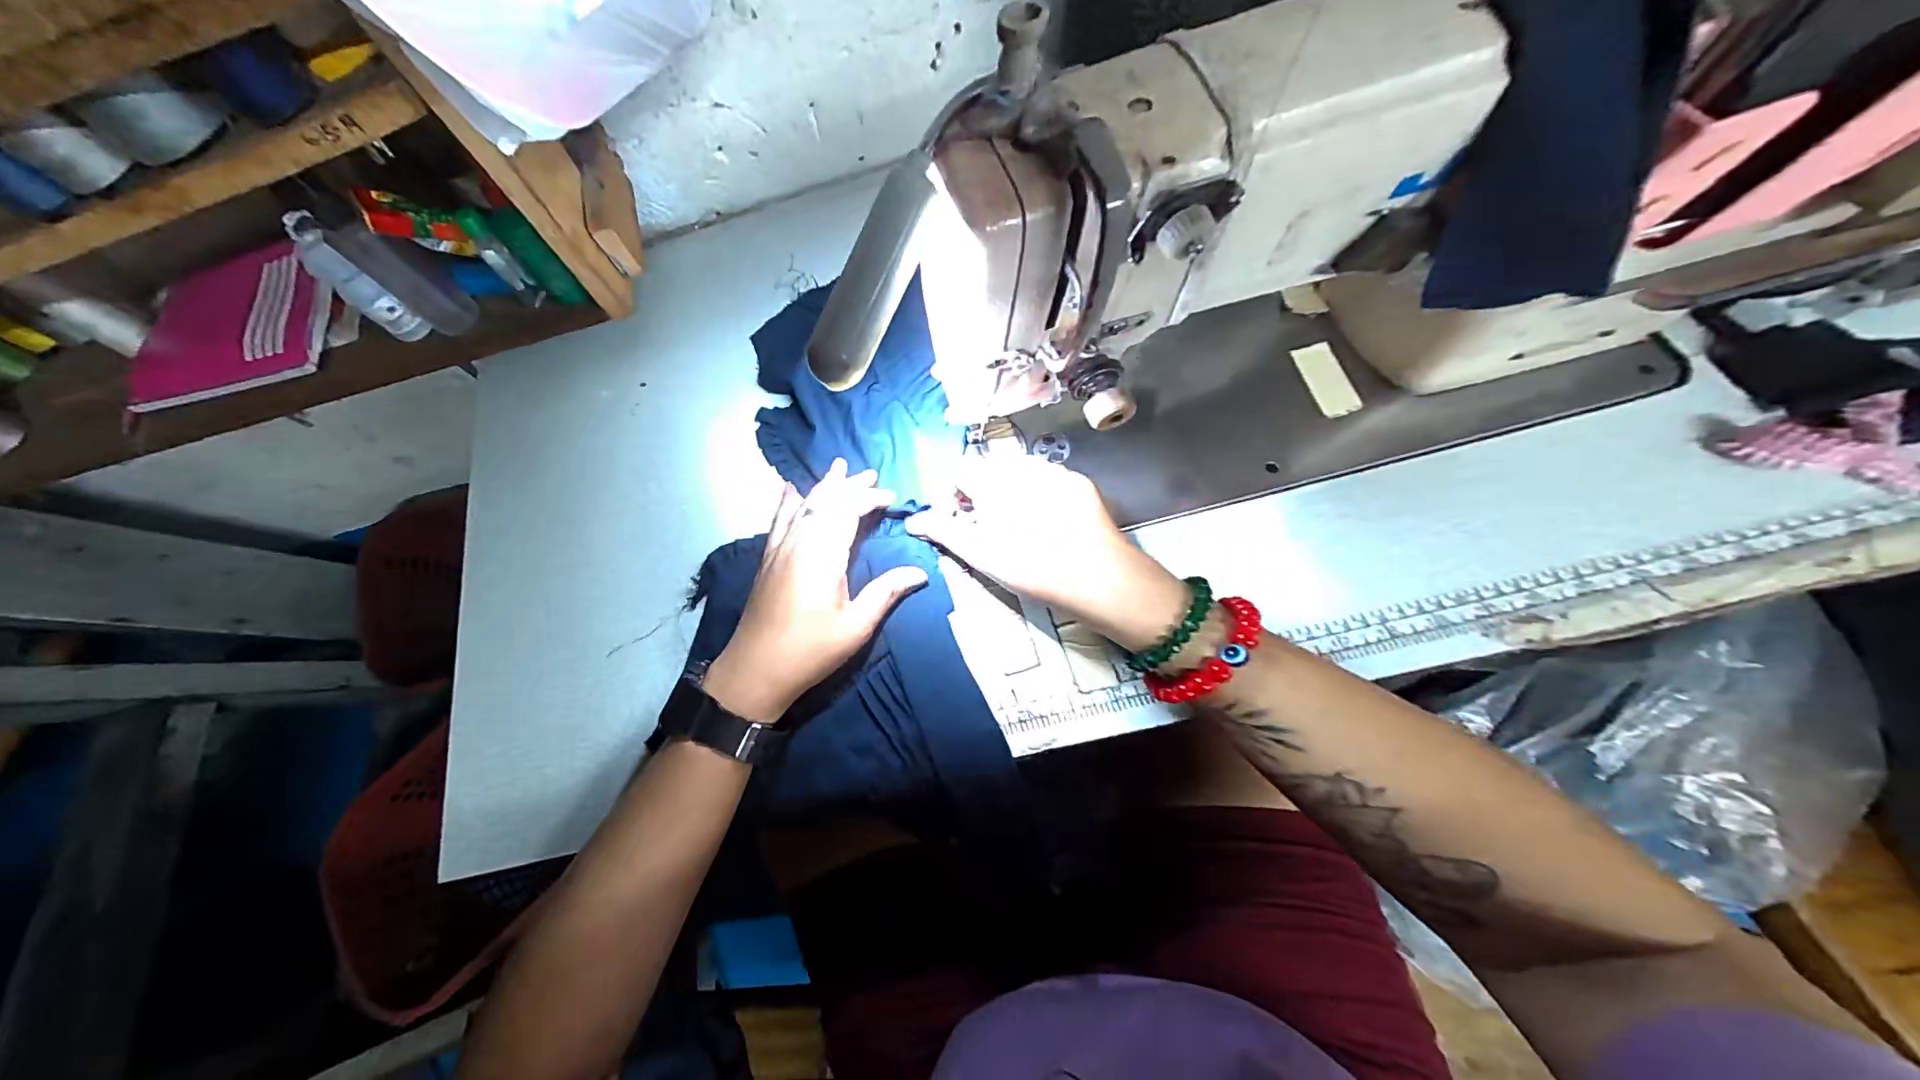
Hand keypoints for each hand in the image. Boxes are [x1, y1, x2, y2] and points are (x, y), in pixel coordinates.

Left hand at [704, 459, 928, 723]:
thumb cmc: (810, 650)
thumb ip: (885, 593)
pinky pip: (779, 520)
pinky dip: (788, 501)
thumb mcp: (856, 626)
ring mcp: (779, 549)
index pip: (847, 511)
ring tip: (838, 469)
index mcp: (822, 556)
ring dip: (823, 487)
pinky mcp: (767, 560)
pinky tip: (789, 490)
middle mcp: (798, 544)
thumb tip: (919, 572)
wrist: (755, 669)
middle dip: (848, 485)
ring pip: (802, 506)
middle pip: (824, 502)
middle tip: (870, 473)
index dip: (869, 498)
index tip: (891, 497)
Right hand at [906, 455, 1188, 650]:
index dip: (955, 493)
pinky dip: (1041, 494)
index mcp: (992, 480)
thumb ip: (944, 531)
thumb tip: (914, 520)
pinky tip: (1049, 522)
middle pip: (990, 469)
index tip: (963, 518)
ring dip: (1012, 490)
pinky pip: (1049, 480)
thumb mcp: (979, 553)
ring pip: (1021, 472)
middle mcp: (1022, 466)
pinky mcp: (1079, 482)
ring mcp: (1054, 471)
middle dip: (984, 491)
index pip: (960, 470)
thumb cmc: (1030, 566)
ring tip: (1021, 525)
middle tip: (991, 526)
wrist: (1097, 576)